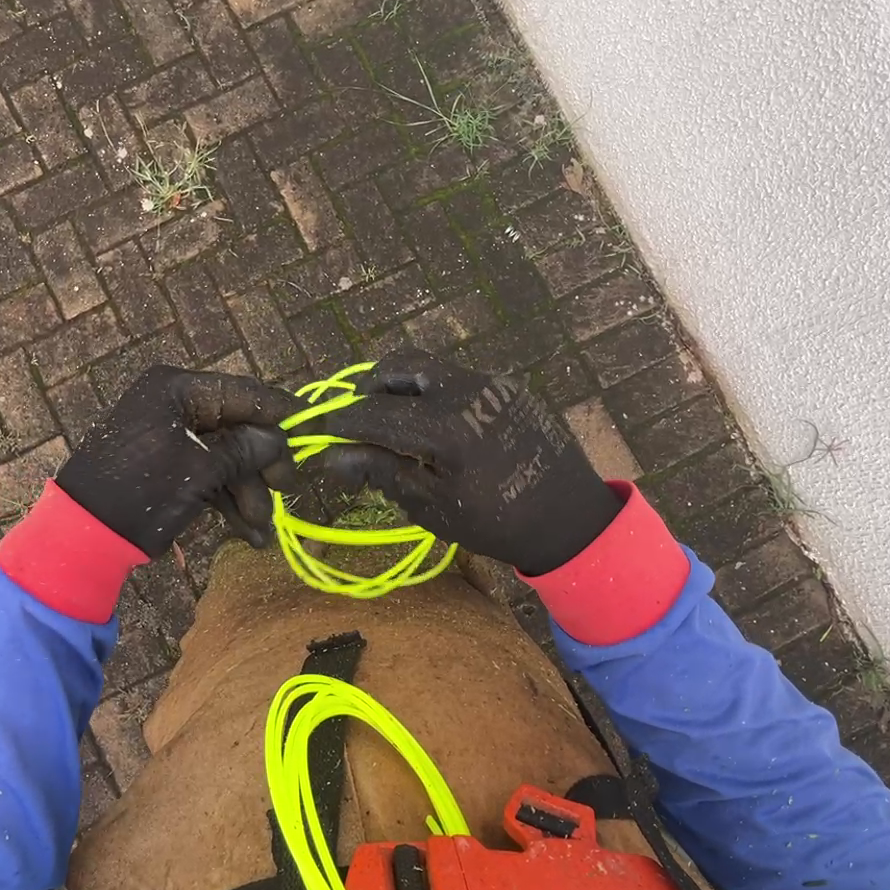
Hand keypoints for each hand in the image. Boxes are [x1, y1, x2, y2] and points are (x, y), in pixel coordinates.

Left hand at [57, 366, 299, 557]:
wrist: (82, 538)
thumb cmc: (141, 493)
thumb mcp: (199, 471)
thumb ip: (245, 451)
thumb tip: (279, 441)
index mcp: (176, 390)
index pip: (242, 393)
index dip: (281, 413)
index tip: (315, 426)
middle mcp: (174, 406)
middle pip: (236, 428)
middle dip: (261, 466)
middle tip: (286, 489)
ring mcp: (170, 437)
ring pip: (224, 458)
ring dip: (246, 493)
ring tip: (260, 529)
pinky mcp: (167, 468)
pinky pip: (207, 476)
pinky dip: (226, 501)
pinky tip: (249, 533)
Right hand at [313, 350, 621, 574]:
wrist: (571, 518)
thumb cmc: (497, 524)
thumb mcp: (432, 506)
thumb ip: (381, 472)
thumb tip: (332, 457)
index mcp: (446, 427)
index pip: (373, 413)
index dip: (339, 422)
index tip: (318, 432)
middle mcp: (467, 390)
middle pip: (399, 366)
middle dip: (368, 388)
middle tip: (356, 419)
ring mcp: (490, 382)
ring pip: (428, 367)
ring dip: (399, 386)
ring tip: (391, 421)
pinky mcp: (506, 385)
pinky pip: (454, 378)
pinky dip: (430, 393)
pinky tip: (432, 427)